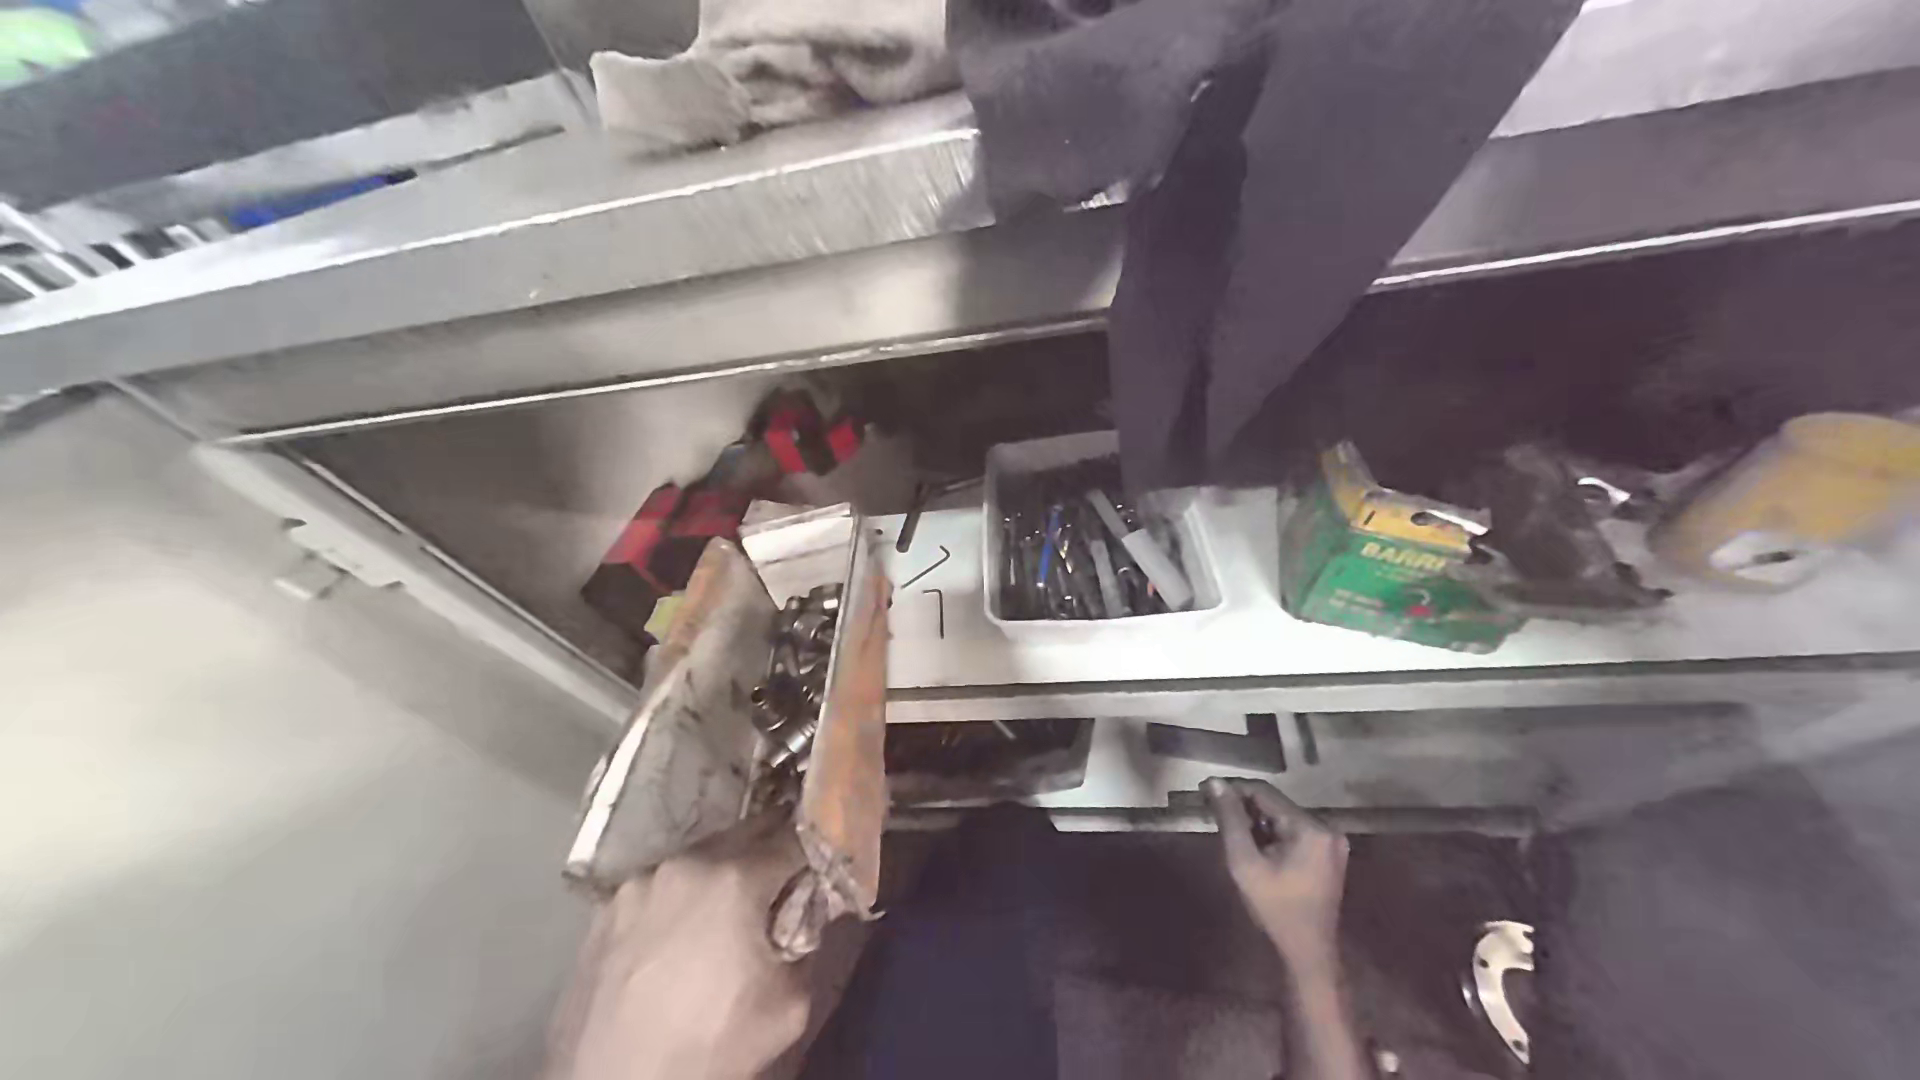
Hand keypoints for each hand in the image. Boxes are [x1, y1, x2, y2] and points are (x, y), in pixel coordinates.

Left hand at [543, 815, 817, 1079]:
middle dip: (770, 850)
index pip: (793, 838)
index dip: (811, 852)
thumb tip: (805, 915)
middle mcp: (688, 863)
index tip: (817, 869)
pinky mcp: (607, 907)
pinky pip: (661, 884)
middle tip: (780, 882)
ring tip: (724, 912)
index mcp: (736, 878)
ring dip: (723, 871)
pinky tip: (678, 933)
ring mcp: (642, 881)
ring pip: (701, 856)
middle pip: (747, 833)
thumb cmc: (709, 1048)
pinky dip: (680, 896)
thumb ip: (809, 943)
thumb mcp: (790, 1005)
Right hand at [1204, 777, 1348, 967]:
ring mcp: (1330, 842)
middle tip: (1215, 816)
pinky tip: (1255, 847)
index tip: (1205, 792)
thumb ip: (1230, 819)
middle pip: (1275, 804)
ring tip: (1232, 834)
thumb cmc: (1274, 908)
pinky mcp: (1328, 853)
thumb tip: (1215, 782)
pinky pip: (1293, 831)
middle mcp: (1326, 828)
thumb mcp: (1244, 862)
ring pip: (1282, 817)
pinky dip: (1271, 833)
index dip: (1232, 789)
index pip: (1264, 792)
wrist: (1308, 952)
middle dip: (1243, 808)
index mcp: (1310, 828)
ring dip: (1256, 821)